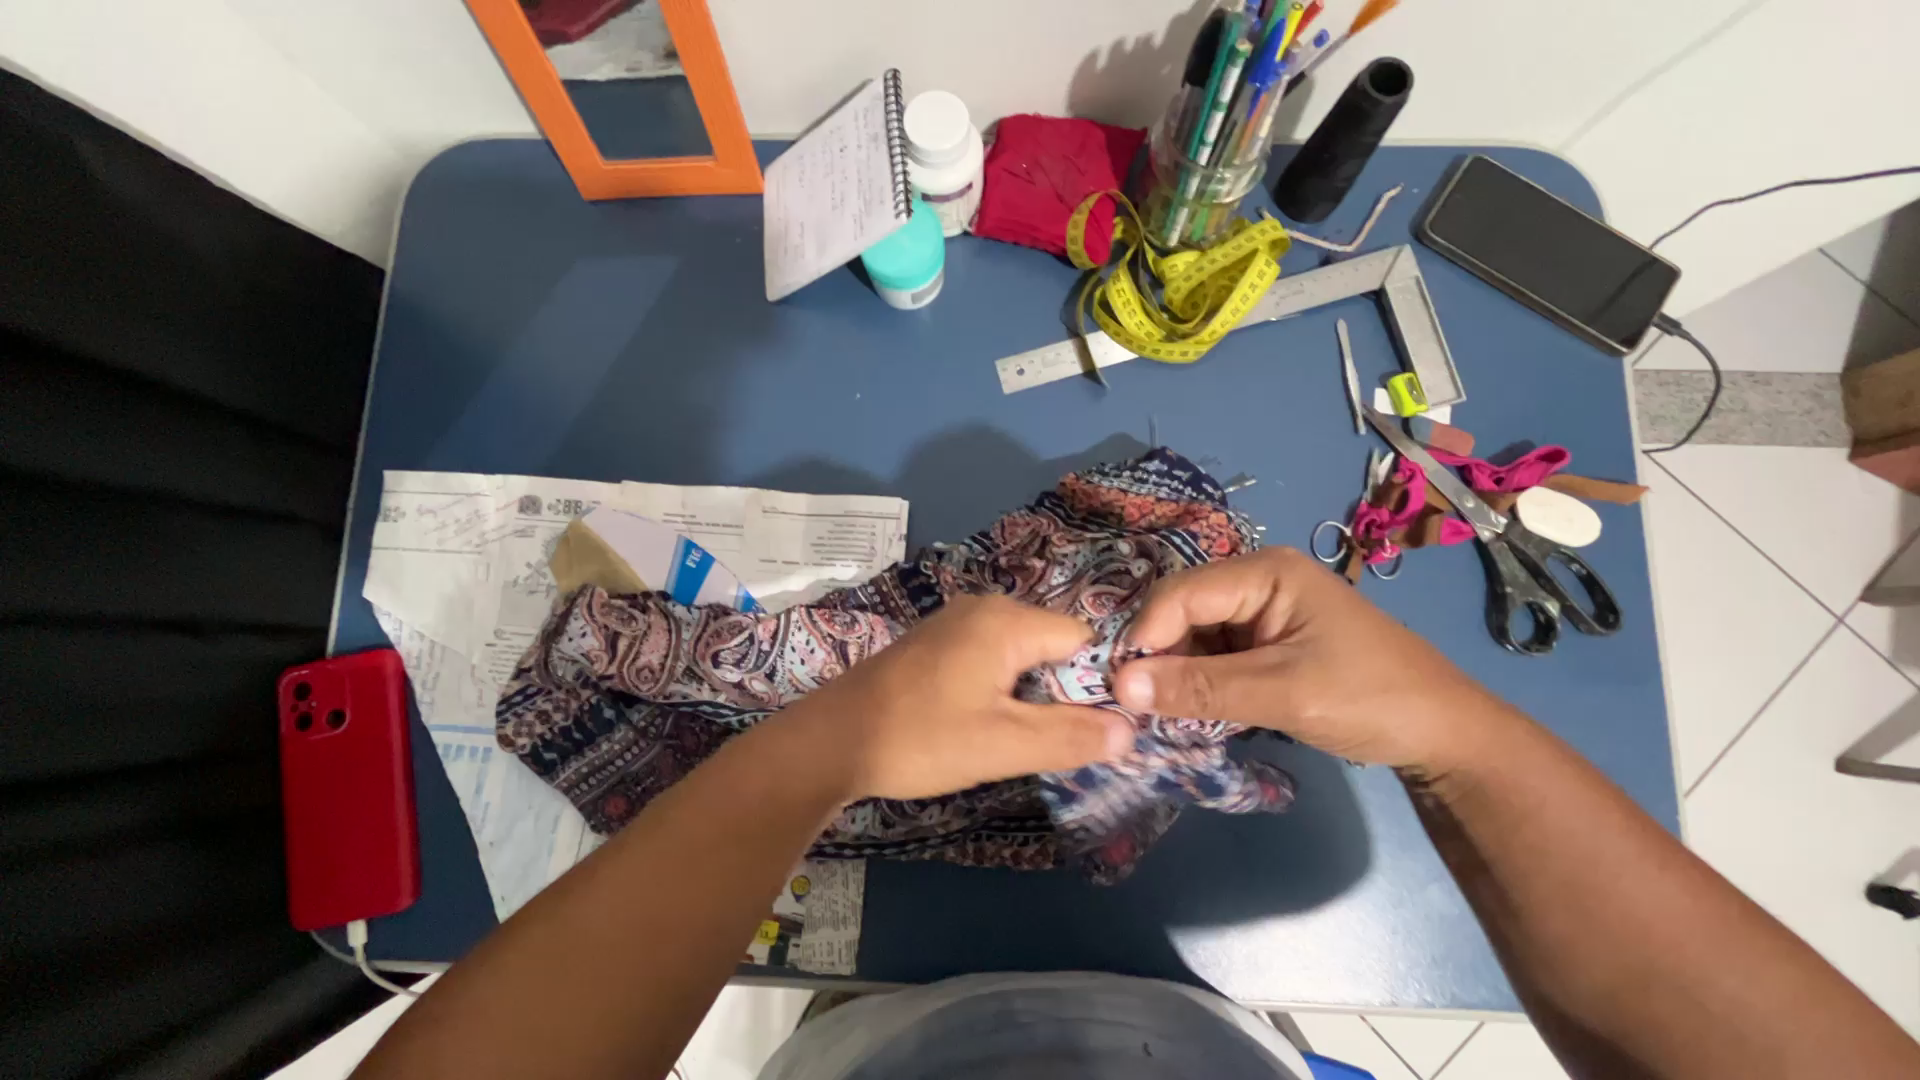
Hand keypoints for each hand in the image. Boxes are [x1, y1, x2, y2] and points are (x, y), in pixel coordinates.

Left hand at [770, 595, 1135, 800]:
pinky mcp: (935, 645)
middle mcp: (984, 609)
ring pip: (1020, 657)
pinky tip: (986, 726)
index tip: (1099, 731)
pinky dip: (1001, 691)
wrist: (831, 741)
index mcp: (1006, 621)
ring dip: (1030, 697)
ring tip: (1022, 740)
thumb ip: (1071, 737)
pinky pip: (990, 660)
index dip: (1099, 686)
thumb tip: (1130, 732)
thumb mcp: (1003, 746)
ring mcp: (955, 624)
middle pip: (1052, 646)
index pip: (1082, 641)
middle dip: (1063, 694)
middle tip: (1060, 744)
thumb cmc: (921, 738)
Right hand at [1111, 548, 1518, 774]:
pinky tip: (1185, 708)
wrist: (1445, 734)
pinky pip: (1212, 653)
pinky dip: (1196, 681)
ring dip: (1173, 671)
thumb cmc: (1371, 699)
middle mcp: (1257, 580)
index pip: (1181, 593)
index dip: (1146, 635)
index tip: (1121, 687)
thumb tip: (1120, 685)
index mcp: (1266, 572)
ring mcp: (1261, 611)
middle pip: (1181, 610)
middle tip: (1132, 703)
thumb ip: (1200, 689)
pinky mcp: (1265, 641)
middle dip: (1156, 654)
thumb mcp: (1283, 694)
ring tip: (1155, 712)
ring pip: (1192, 634)